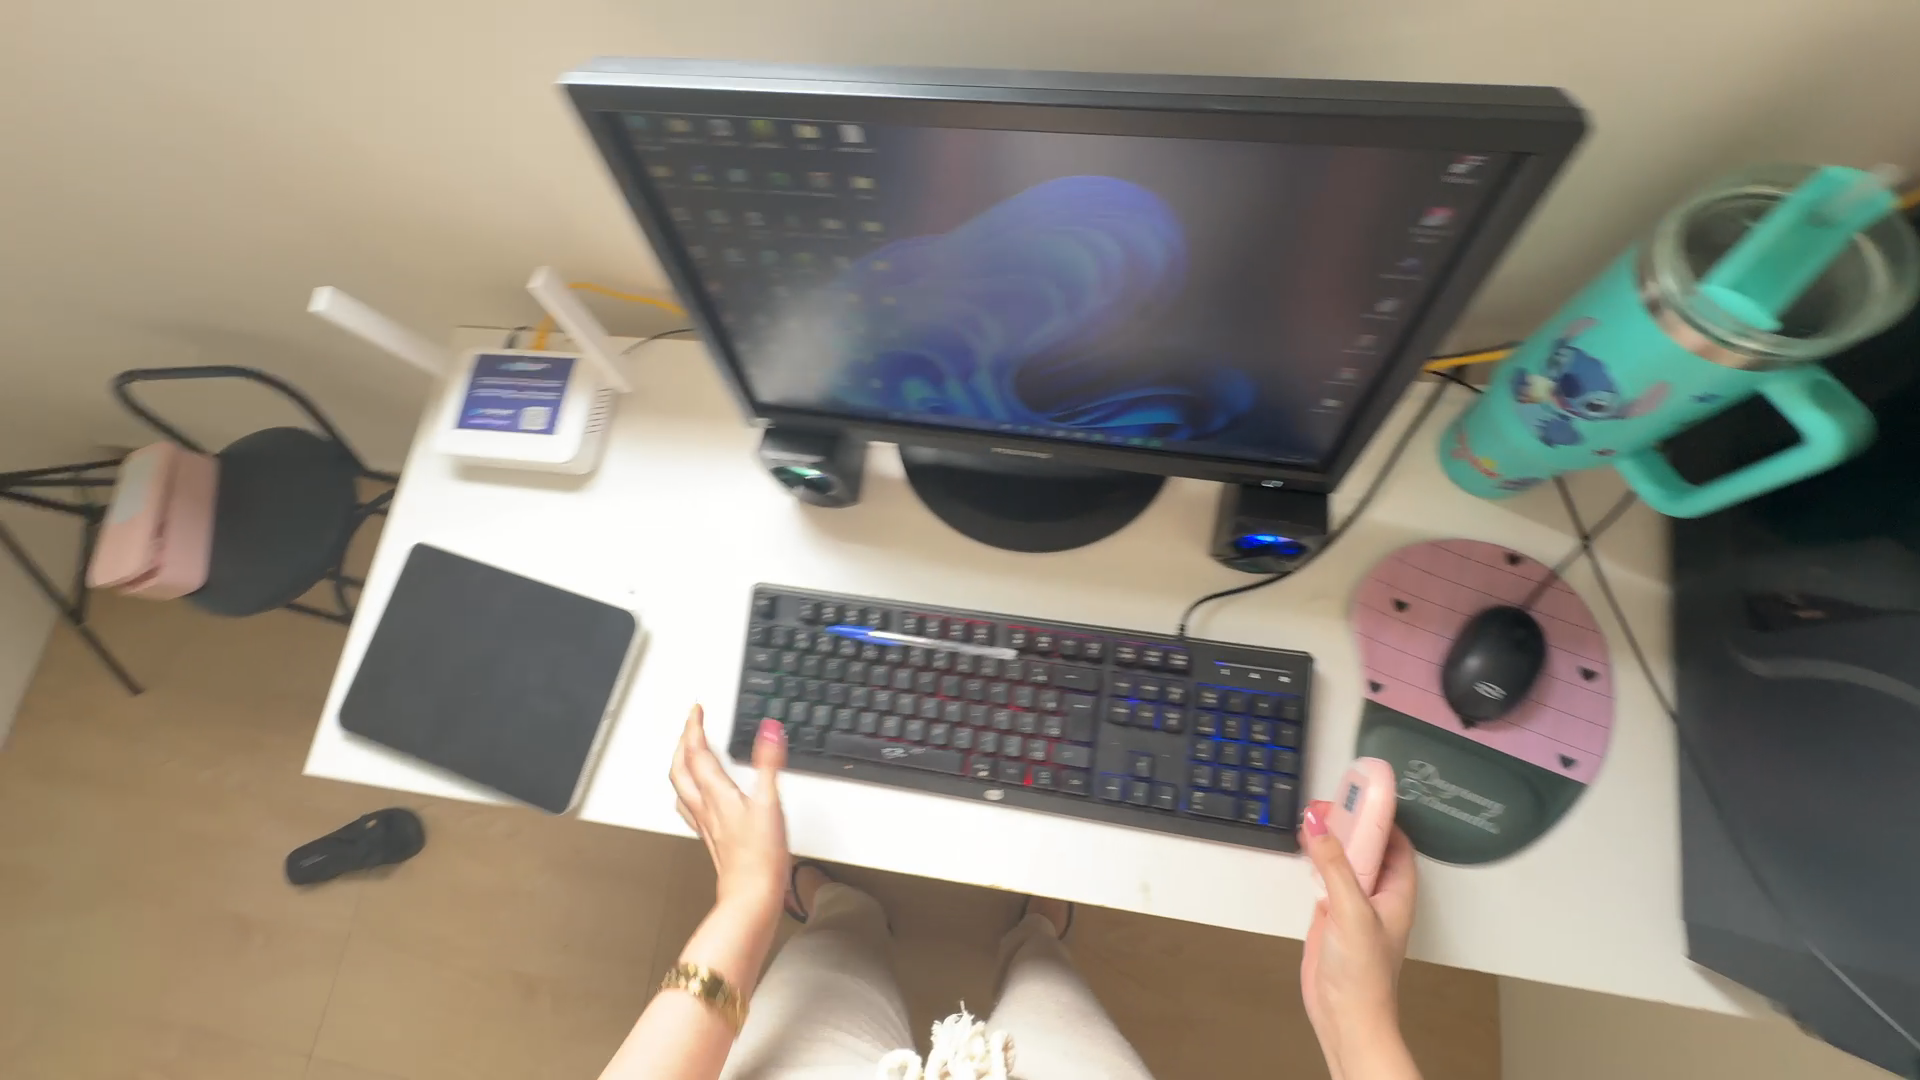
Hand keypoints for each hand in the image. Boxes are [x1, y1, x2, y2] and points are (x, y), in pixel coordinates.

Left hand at [670, 707, 789, 918]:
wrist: (750, 898)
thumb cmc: (760, 857)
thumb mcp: (770, 803)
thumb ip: (769, 763)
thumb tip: (769, 730)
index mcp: (717, 795)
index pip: (697, 753)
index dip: (694, 727)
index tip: (696, 710)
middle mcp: (705, 807)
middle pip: (681, 768)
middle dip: (683, 742)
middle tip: (691, 724)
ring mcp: (706, 824)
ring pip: (681, 787)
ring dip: (681, 764)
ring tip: (688, 751)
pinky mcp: (712, 837)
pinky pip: (690, 806)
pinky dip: (690, 789)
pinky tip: (698, 794)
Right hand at [1299, 802, 1418, 1078]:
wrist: (1344, 1017)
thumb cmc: (1363, 974)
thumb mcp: (1350, 910)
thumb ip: (1333, 864)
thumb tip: (1318, 821)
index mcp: (1395, 892)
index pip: (1396, 843)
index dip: (1382, 816)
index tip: (1362, 791)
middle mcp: (1377, 894)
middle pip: (1369, 846)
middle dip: (1353, 820)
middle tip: (1331, 797)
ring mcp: (1354, 903)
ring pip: (1346, 857)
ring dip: (1333, 835)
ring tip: (1315, 812)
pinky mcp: (1331, 913)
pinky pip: (1327, 873)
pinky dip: (1317, 854)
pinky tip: (1305, 845)